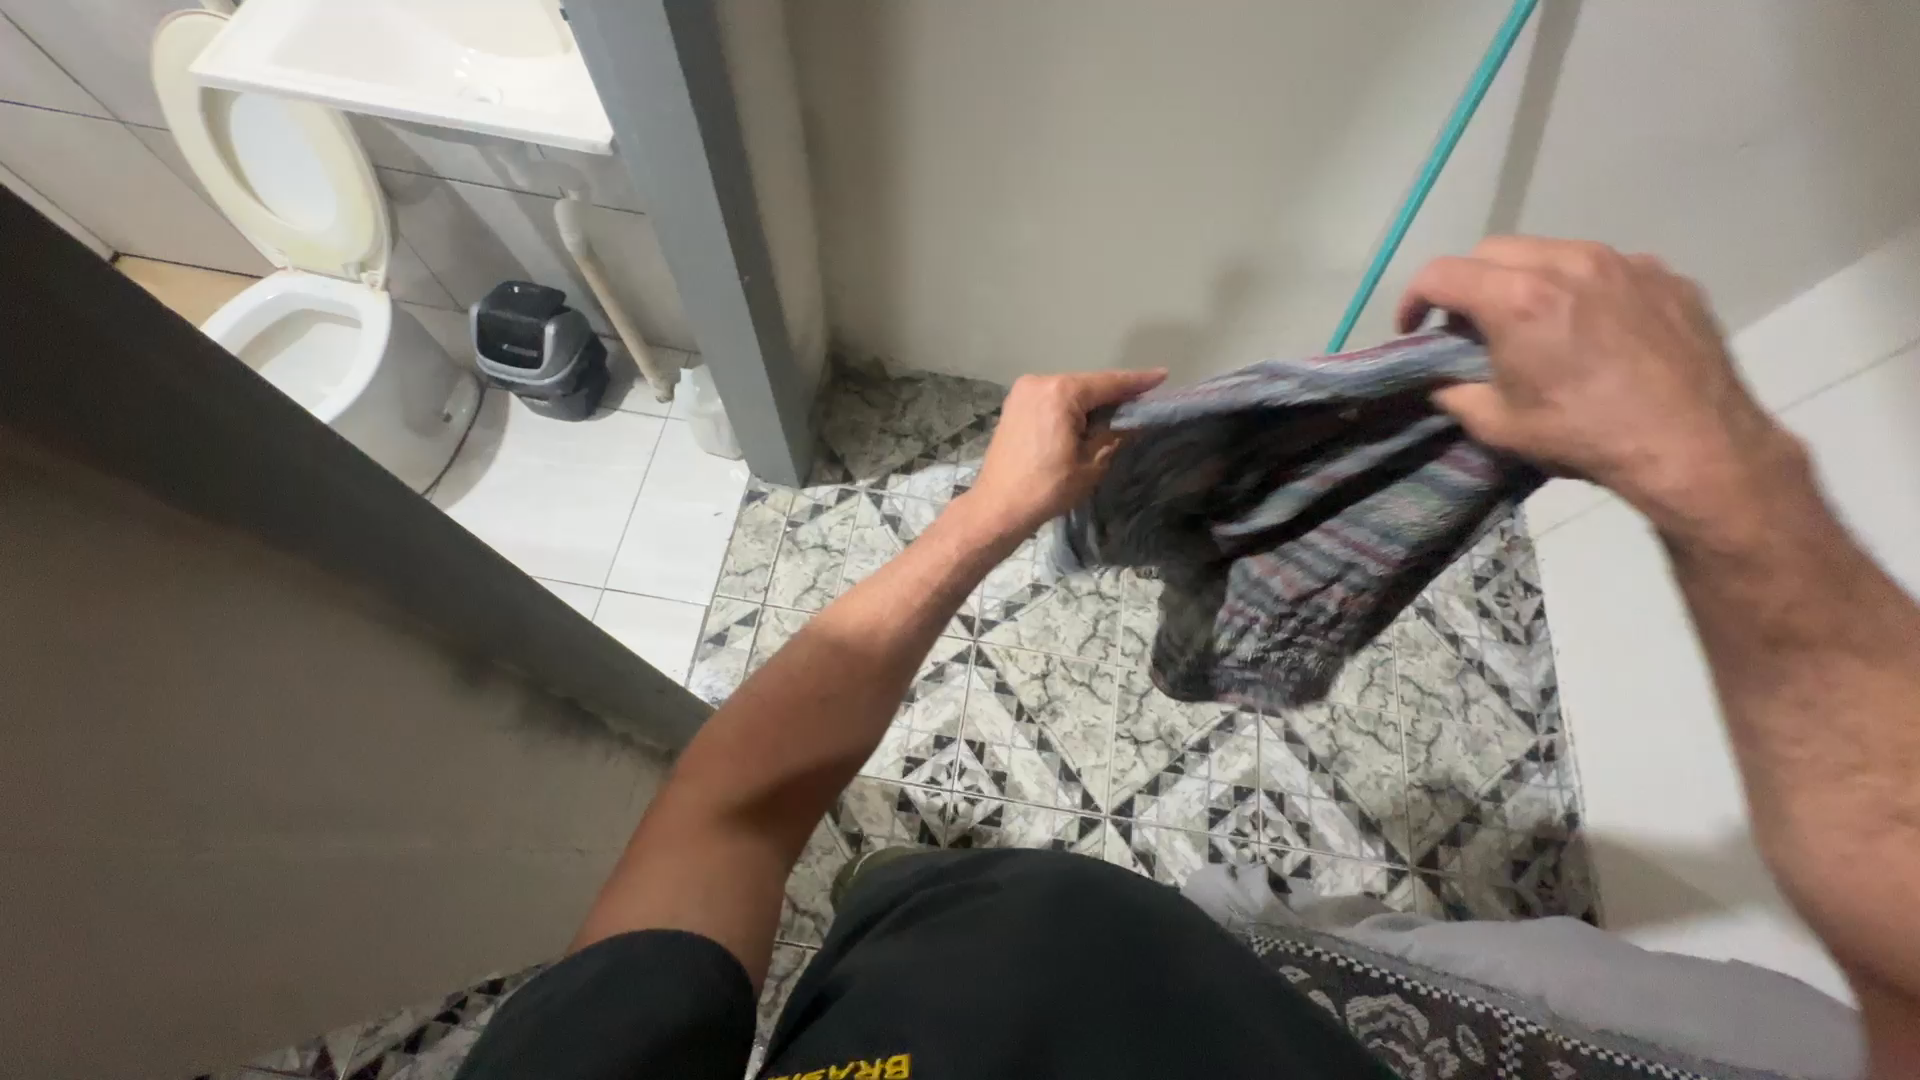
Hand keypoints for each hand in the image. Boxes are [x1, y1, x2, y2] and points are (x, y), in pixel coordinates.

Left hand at [960, 368, 1166, 541]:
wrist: (998, 506)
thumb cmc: (1046, 488)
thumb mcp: (1091, 464)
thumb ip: (1114, 435)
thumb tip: (1133, 422)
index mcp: (1059, 392)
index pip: (1108, 383)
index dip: (1137, 382)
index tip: (1162, 376)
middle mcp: (1039, 382)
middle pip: (1087, 384)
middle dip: (1114, 393)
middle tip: (1142, 401)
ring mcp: (1022, 392)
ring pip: (1069, 391)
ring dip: (1091, 402)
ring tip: (1117, 413)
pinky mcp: (1014, 406)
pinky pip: (1052, 399)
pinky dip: (1070, 407)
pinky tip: (1085, 418)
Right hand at [1398, 236, 1802, 544]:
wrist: (1693, 443)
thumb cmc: (1582, 434)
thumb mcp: (1495, 424)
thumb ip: (1455, 390)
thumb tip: (1443, 378)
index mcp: (1517, 300)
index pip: (1440, 274)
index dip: (1413, 299)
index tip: (1413, 329)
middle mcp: (1568, 264)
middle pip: (1492, 250)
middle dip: (1466, 283)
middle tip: (1466, 326)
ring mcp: (1623, 263)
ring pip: (1549, 251)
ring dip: (1521, 279)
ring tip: (1528, 323)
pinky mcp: (1665, 274)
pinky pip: (1602, 267)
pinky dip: (1576, 288)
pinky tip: (1586, 328)